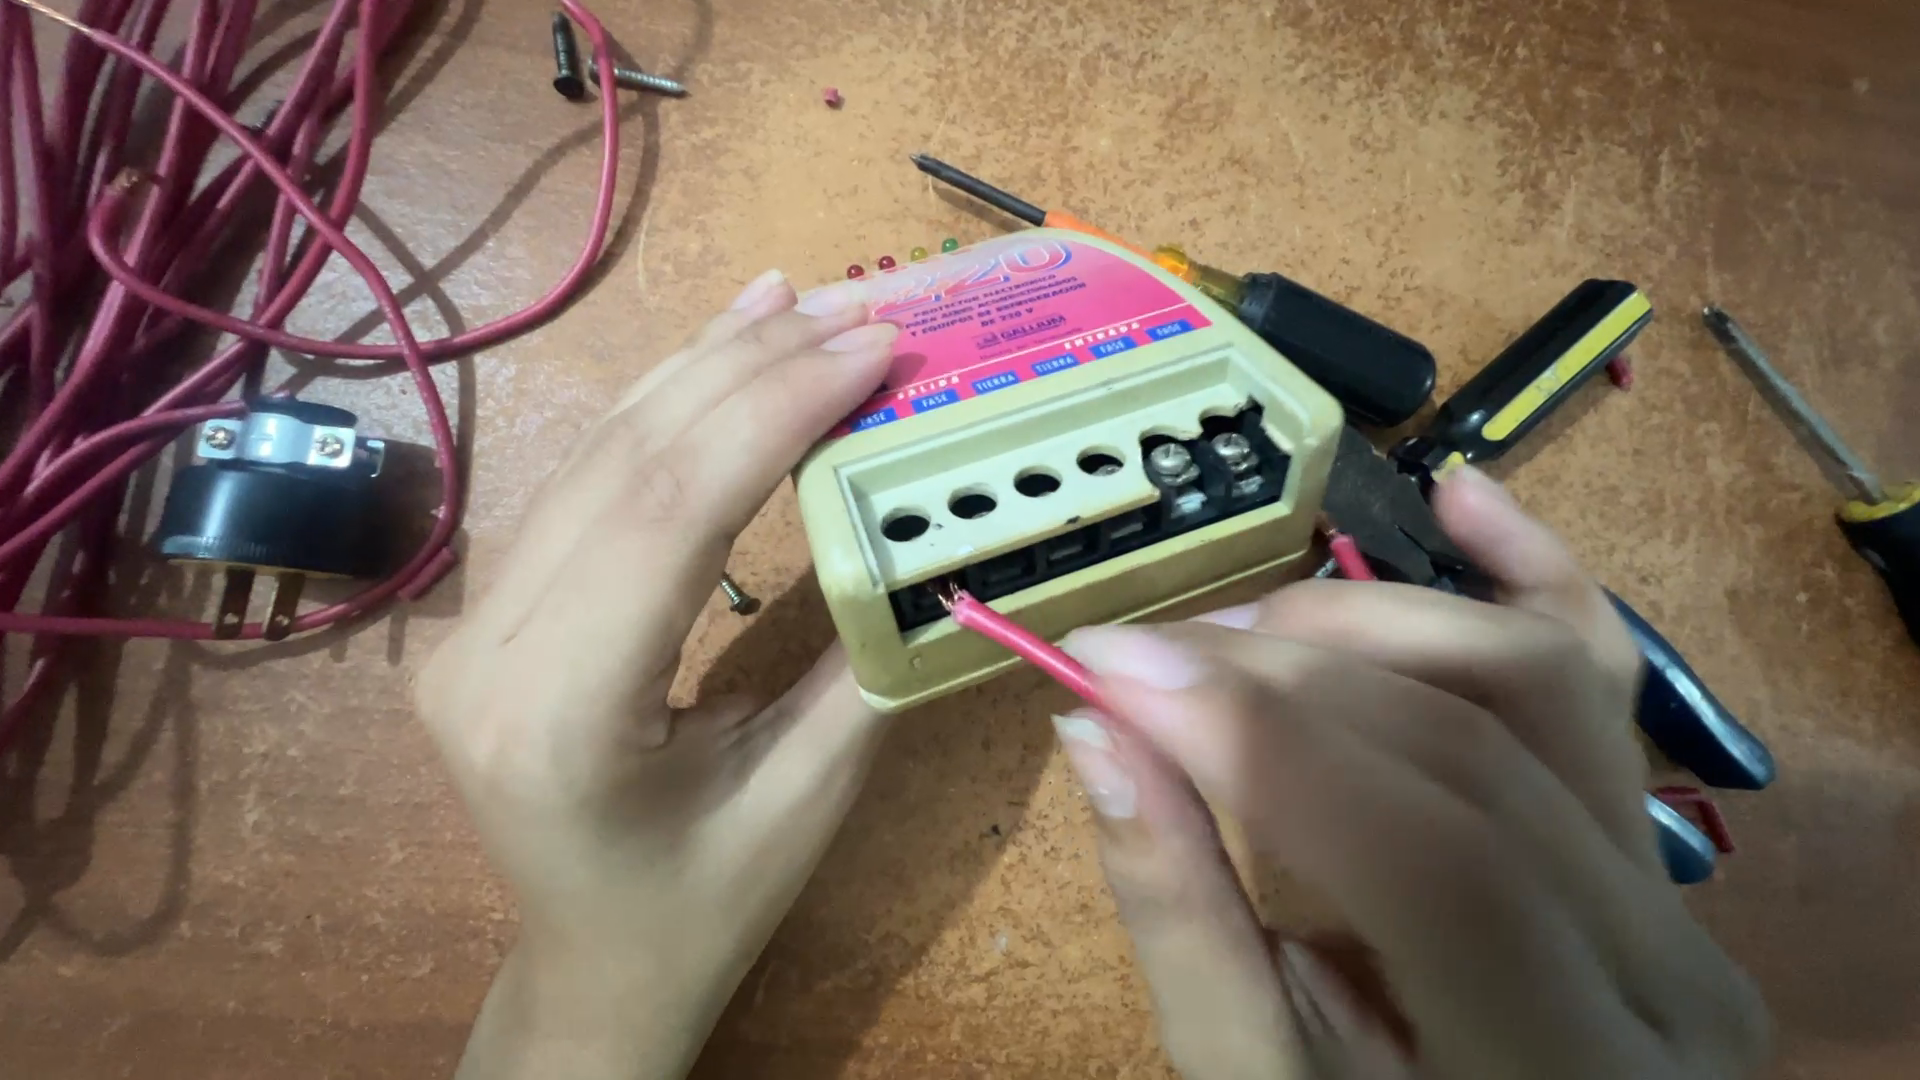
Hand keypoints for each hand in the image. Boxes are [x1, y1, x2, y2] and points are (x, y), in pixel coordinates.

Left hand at [413, 270, 898, 1079]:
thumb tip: (923, 534)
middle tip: (854, 313)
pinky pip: (589, 478)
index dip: (774, 409)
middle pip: (628, 462)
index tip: (870, 349)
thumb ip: (861, 661)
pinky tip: (717, 353)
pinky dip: (665, 405)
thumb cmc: (706, 903)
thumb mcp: (805, 799)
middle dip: (752, 370)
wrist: (596, 964)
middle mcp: (487, 648)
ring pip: (599, 451)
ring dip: (707, 366)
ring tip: (793, 303)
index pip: (670, 513)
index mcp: (561, 713)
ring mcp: (475, 617)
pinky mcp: (498, 601)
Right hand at [1053, 466, 1768, 1078]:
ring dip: (1353, 618)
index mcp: (1566, 1064)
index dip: (1252, 734)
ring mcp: (1663, 872)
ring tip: (1229, 631)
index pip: (1429, 851)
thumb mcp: (1241, 1066)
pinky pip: (1595, 663)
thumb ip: (1173, 902)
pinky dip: (1527, 564)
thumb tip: (1093, 729)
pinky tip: (1458, 495)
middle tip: (1134, 656)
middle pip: (1468, 739)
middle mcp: (1662, 958)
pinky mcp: (1628, 815)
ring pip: (1524, 671)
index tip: (1105, 670)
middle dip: (1268, 671)